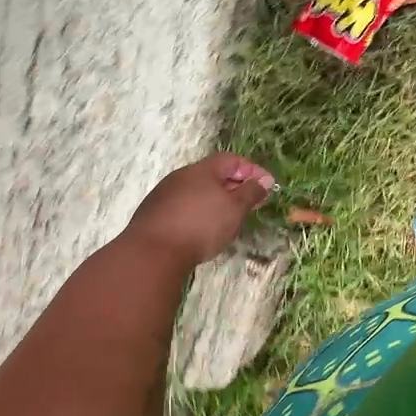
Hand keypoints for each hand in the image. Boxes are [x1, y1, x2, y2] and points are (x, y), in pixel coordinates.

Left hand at [120, 153, 275, 267]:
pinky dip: (197, 213)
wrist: (149, 255)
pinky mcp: (151, 216)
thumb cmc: (201, 226)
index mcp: (201, 170)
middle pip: (213, 175)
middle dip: (234, 187)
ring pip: (196, 192)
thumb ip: (252, 192)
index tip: (266, 187)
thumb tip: (263, 181)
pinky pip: (182, 208)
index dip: (252, 171)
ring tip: (227, 219)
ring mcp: (162, 197)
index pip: (232, 160)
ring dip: (215, 201)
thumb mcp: (236, 208)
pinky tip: (201, 230)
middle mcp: (180, 178)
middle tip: (249, 204)